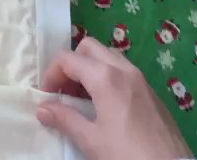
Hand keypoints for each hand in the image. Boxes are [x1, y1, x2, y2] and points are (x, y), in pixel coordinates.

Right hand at [37, 37, 191, 159]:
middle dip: (72, 64)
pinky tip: (108, 106)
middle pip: (89, 48)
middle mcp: (123, 69)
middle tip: (65, 91)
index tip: (46, 96)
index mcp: (105, 76)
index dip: (51, 74)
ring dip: (91, 69)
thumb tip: (43, 109)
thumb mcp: (91, 140)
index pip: (68, 60)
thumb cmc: (127, 155)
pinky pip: (125, 72)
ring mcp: (141, 79)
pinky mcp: (153, 93)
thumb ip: (65, 119)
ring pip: (109, 56)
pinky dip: (109, 77)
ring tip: (85, 98)